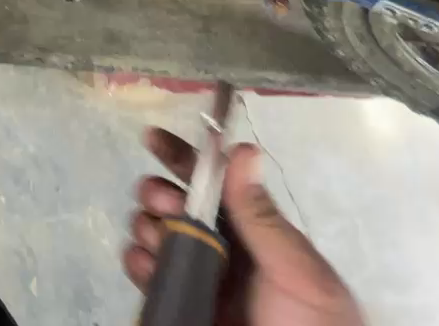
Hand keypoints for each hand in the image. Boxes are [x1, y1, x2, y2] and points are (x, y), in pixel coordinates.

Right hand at [124, 127, 361, 325]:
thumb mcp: (301, 276)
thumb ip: (264, 217)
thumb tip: (243, 149)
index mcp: (252, 233)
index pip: (211, 182)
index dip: (181, 156)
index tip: (152, 138)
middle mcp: (218, 246)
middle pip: (170, 199)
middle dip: (156, 193)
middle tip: (162, 205)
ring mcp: (194, 274)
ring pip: (150, 228)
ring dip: (146, 227)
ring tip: (160, 246)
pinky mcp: (174, 300)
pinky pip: (142, 267)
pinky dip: (137, 261)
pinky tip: (149, 268)